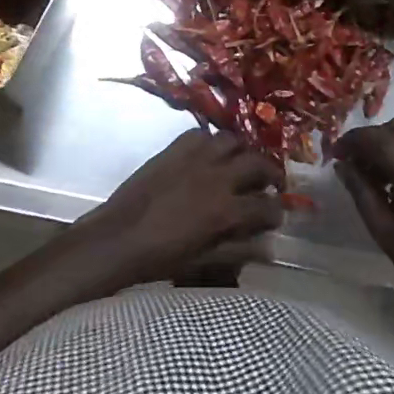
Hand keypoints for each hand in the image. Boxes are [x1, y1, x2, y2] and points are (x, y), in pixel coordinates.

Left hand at [74, 129, 283, 289]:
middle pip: (258, 164)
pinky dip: (210, 141)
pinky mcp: (173, 149)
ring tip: (241, 162)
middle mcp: (217, 178)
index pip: (267, 206)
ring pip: (232, 140)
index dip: (276, 212)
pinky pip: (200, 134)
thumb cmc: (160, 258)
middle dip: (271, 174)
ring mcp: (194, 159)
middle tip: (269, 183)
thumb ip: (239, 250)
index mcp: (226, 211)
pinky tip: (209, 153)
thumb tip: (269, 248)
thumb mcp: (204, 260)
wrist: (118, 238)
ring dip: (242, 151)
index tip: (275, 215)